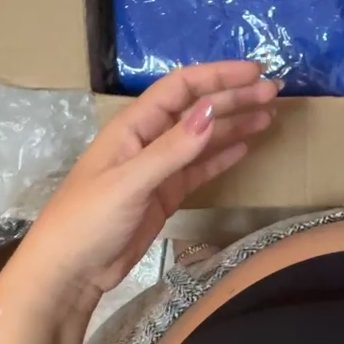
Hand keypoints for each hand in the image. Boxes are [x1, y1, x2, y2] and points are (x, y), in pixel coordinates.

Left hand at [5, 62, 278, 314]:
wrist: (69, 271)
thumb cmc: (87, 221)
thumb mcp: (130, 183)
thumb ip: (172, 149)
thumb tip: (211, 111)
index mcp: (133, 127)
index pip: (181, 88)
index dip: (218, 76)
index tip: (255, 72)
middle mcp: (148, 141)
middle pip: (197, 110)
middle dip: (234, 97)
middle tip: (274, 91)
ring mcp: (158, 169)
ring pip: (203, 138)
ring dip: (234, 124)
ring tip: (269, 115)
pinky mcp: (165, 195)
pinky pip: (200, 168)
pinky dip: (223, 156)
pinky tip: (246, 147)